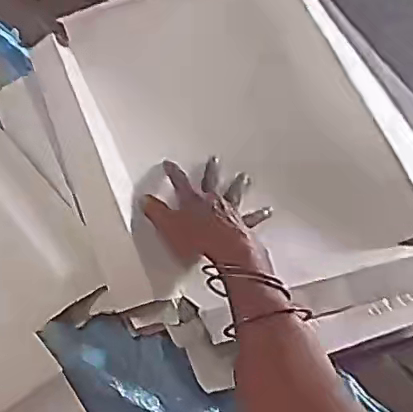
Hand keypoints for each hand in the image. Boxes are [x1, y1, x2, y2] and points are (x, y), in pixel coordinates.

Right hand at [139, 157, 274, 271]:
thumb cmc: (197, 240)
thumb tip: (145, 200)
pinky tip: (267, 210)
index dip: (173, 172)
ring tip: (243, 177)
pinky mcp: (242, 226)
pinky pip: (252, 218)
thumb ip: (155, 212)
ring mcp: (229, 212)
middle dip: (210, 171)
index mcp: (192, 201)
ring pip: (234, 194)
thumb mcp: (167, 226)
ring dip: (238, 185)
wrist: (225, 251)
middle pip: (211, 182)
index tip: (169, 164)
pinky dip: (259, 214)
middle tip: (214, 160)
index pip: (180, 182)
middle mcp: (212, 202)